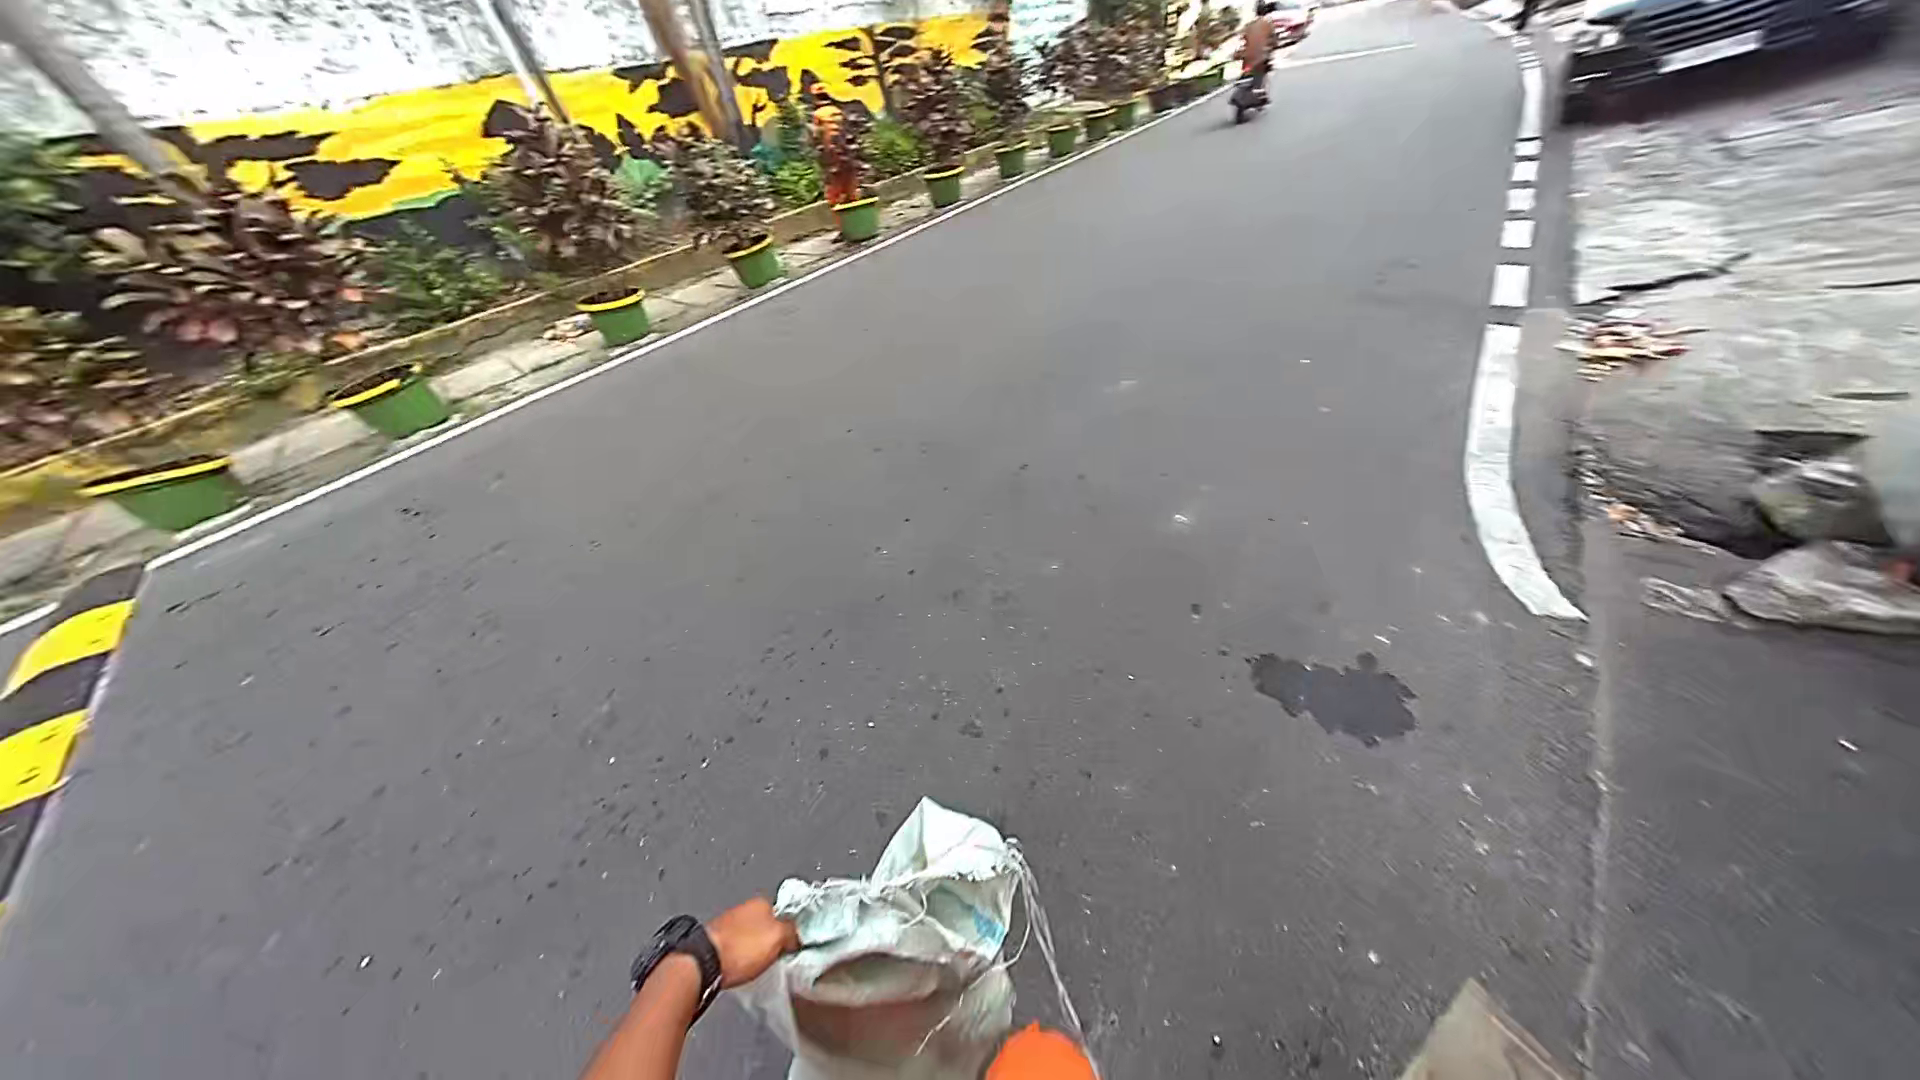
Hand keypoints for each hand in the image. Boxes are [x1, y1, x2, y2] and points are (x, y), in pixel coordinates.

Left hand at [705, 897, 799, 987]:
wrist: (703, 964)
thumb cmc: (740, 948)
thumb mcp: (779, 937)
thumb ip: (793, 932)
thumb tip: (797, 935)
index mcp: (762, 902)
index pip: (784, 912)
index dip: (790, 930)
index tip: (792, 946)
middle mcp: (744, 908)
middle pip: (766, 924)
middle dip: (771, 941)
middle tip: (775, 958)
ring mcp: (728, 924)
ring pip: (750, 937)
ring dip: (754, 951)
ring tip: (756, 967)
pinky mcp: (714, 942)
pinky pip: (735, 949)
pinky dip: (739, 959)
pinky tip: (740, 969)